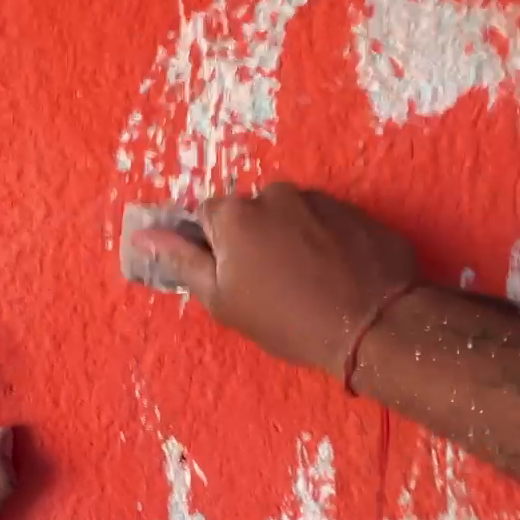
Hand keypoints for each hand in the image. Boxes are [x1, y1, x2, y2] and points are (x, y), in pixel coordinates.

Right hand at [132, 183, 419, 371]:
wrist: (376, 326)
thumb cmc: (285, 318)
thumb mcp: (222, 299)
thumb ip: (181, 260)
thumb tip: (143, 236)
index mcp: (234, 214)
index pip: (206, 216)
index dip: (215, 247)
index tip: (233, 276)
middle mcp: (273, 193)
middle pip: (249, 213)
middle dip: (254, 239)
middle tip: (271, 283)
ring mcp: (318, 199)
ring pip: (288, 215)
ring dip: (290, 239)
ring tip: (308, 281)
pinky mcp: (355, 211)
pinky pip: (325, 221)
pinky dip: (324, 242)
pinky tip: (335, 274)